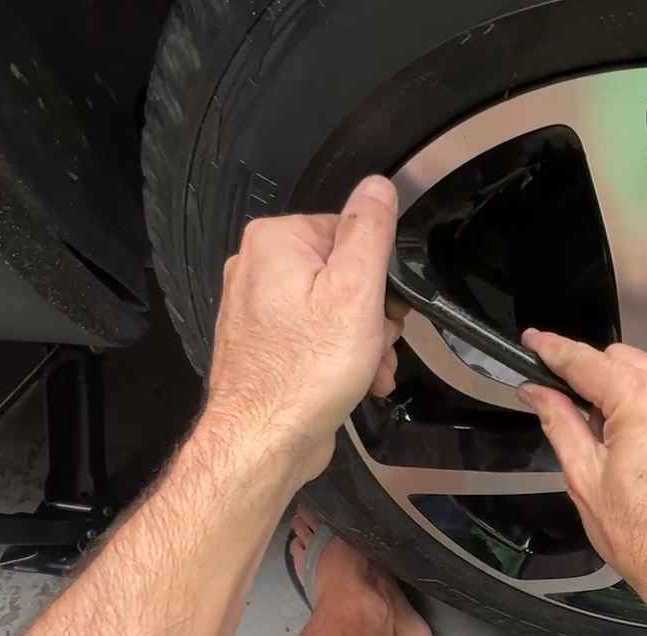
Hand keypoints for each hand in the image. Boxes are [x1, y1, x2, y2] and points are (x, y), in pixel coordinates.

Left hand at [202, 175, 405, 485]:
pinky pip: (315, 336)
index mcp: (277, 242)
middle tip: (380, 343)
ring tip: (371, 370)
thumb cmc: (307, 371)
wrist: (267, 437)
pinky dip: (342, 357)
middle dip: (374, 314)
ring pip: (333, 309)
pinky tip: (357, 381)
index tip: (389, 310)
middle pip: (343, 273)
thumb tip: (380, 187)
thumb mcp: (356, 292)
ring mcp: (258, 307)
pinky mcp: (264, 342)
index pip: (351, 233)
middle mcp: (258, 267)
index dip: (381, 276)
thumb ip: (369, 234)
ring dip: (365, 341)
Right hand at [518, 331, 646, 610]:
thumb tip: (539, 393)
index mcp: (642, 403)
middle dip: (596, 380)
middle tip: (584, 422)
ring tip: (624, 444)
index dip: (553, 349)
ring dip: (631, 393)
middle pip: (622, 360)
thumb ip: (560, 423)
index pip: (586, 361)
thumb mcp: (586, 480)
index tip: (536, 343)